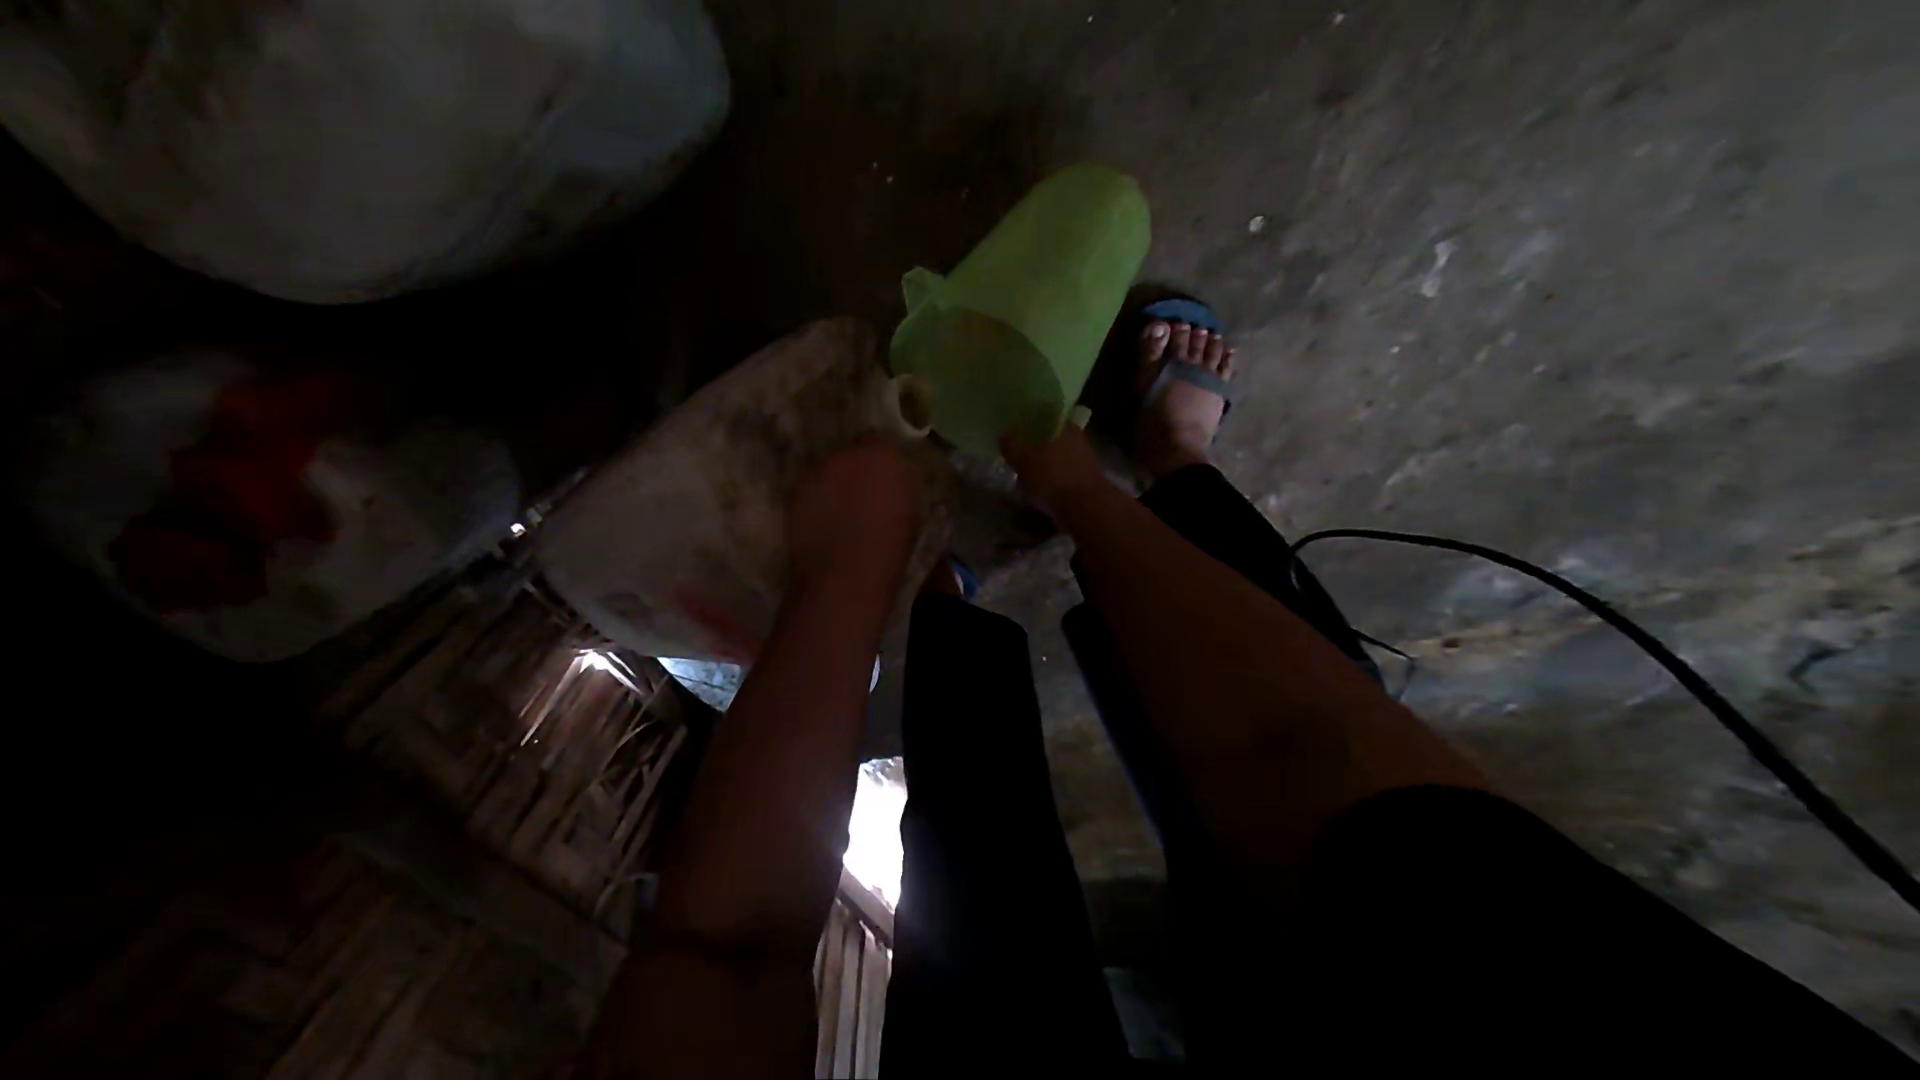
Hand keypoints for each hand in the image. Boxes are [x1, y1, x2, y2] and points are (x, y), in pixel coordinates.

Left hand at [788, 436, 924, 590]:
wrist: (845, 575)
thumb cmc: (889, 549)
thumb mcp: (912, 512)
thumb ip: (903, 484)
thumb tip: (898, 475)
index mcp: (886, 456)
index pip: (882, 442)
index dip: (880, 460)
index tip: (882, 476)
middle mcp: (850, 453)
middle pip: (852, 451)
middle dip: (856, 466)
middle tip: (860, 490)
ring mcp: (820, 468)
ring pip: (829, 466)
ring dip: (834, 479)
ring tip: (837, 505)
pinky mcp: (797, 486)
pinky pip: (810, 483)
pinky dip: (815, 494)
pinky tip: (820, 515)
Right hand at [1000, 425, 1107, 507]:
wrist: (1083, 509)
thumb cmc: (1053, 476)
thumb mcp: (1024, 459)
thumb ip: (1012, 447)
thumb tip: (1004, 437)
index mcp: (1067, 428)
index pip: (1048, 419)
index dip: (1032, 424)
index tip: (1018, 432)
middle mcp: (1079, 442)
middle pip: (1053, 441)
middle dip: (1037, 448)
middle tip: (1018, 456)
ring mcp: (1084, 464)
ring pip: (1058, 461)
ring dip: (1044, 468)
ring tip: (1024, 477)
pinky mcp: (1084, 485)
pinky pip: (1061, 479)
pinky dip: (1050, 483)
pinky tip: (1038, 491)